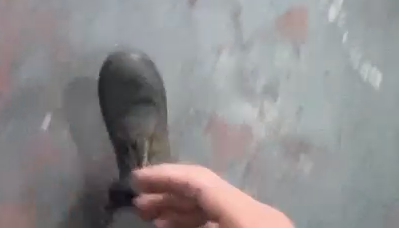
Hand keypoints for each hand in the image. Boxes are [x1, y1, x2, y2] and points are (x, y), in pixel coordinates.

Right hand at [130, 164, 293, 227]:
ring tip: (153, 221)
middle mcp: (258, 212)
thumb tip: (159, 222)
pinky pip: (226, 223)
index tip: (134, 180)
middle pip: (206, 191)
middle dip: (170, 195)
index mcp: (248, 213)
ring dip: (182, 212)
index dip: (163, 176)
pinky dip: (201, 225)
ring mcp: (264, 224)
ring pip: (216, 208)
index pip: (199, 180)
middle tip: (138, 204)